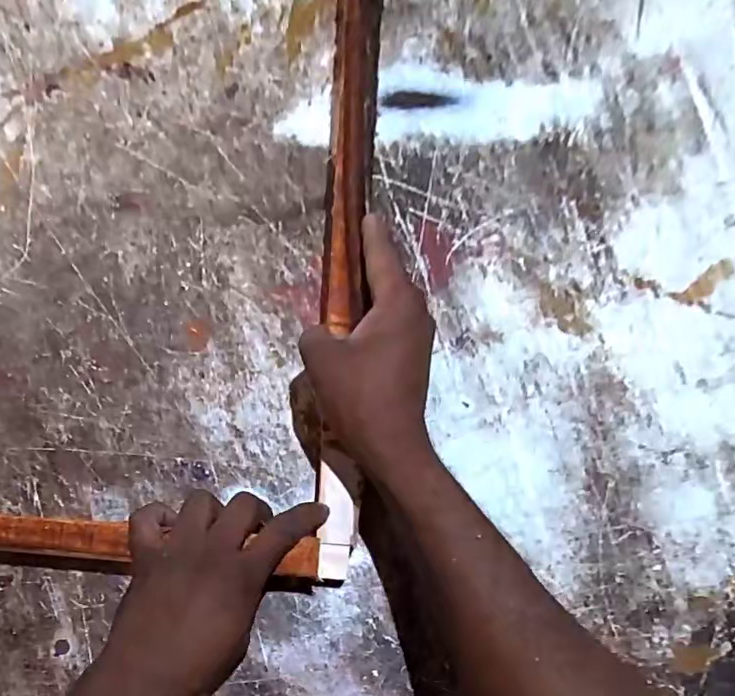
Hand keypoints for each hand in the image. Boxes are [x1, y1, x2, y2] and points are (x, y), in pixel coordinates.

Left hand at [94, 492, 326, 695]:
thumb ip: (248, 595)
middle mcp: (211, 551)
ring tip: (213, 533)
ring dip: (214, 513)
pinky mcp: (144, 556)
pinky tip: (169, 533)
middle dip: (257, 513)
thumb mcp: (242, 632)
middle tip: (256, 533)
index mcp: (242, 574)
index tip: (318, 511)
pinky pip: (147, 516)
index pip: (282, 532)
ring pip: (199, 500)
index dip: (305, 516)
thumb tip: (250, 577)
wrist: (144, 679)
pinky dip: (159, 517)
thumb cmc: (201, 667)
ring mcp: (175, 549)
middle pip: (243, 504)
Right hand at [297, 214, 437, 482]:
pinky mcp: (415, 359)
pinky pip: (392, 326)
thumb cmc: (359, 397)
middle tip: (344, 250)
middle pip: (388, 277)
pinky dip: (374, 319)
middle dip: (367, 263)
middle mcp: (416, 313)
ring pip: (391, 304)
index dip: (368, 231)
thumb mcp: (321, 357)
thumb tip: (322, 333)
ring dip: (369, 296)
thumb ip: (314, 332)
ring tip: (343, 290)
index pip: (381, 252)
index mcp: (398, 302)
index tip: (364, 212)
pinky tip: (355, 327)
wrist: (392, 445)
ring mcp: (420, 338)